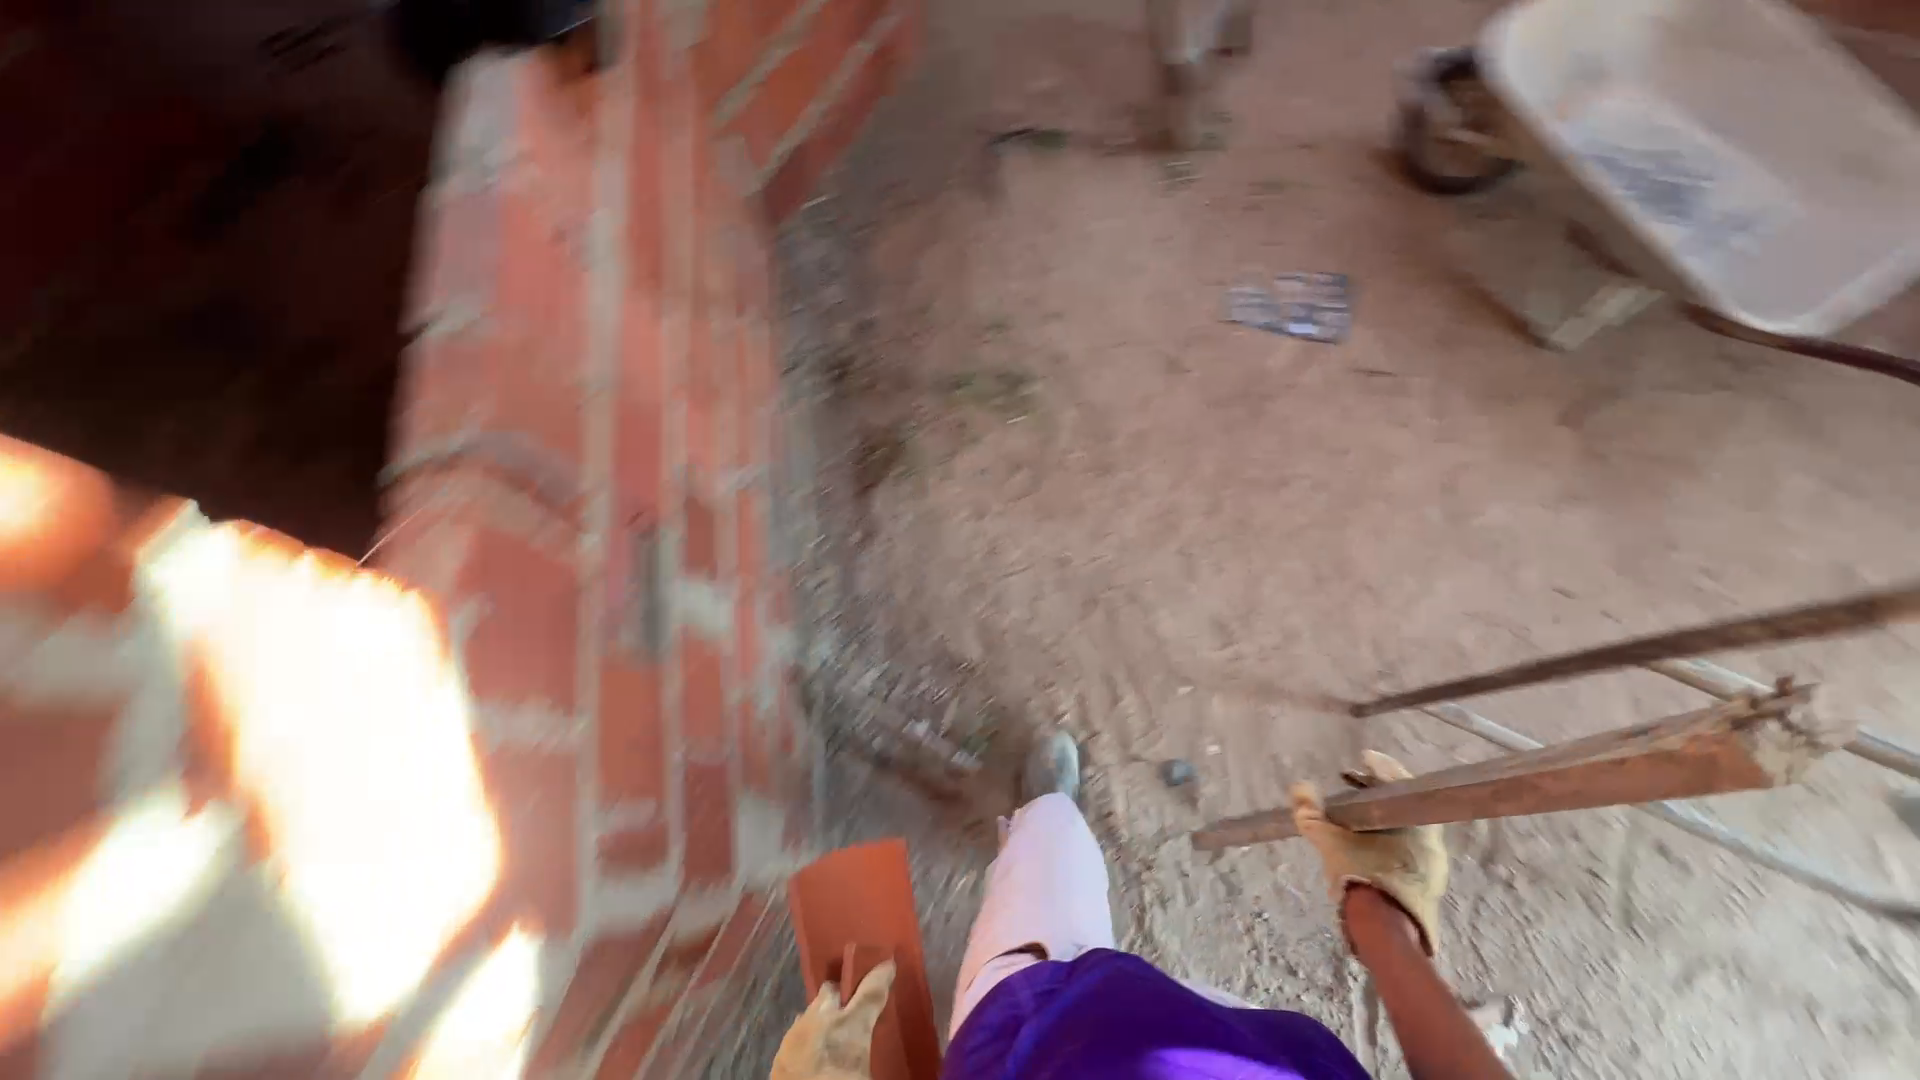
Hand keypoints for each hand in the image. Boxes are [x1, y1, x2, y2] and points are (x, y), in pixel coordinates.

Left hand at [770, 961, 895, 1079]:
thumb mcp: (866, 1073)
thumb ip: (876, 1054)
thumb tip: (888, 1054)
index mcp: (850, 1027)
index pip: (872, 990)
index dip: (881, 975)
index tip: (889, 964)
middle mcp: (822, 1020)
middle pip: (832, 990)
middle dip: (843, 994)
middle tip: (856, 1009)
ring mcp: (797, 1033)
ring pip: (813, 1009)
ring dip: (824, 1015)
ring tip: (836, 1033)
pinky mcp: (780, 1051)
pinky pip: (799, 1030)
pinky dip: (810, 1034)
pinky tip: (817, 1051)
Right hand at [1291, 751, 1447, 955]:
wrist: (1384, 929)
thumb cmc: (1361, 876)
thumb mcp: (1328, 840)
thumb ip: (1311, 813)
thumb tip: (1299, 787)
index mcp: (1417, 823)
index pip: (1403, 783)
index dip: (1382, 768)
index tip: (1364, 758)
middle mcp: (1431, 840)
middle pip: (1404, 804)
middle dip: (1377, 792)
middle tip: (1351, 784)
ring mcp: (1433, 865)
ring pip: (1406, 826)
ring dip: (1381, 815)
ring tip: (1352, 813)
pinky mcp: (1427, 885)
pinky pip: (1408, 847)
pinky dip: (1387, 836)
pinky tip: (1365, 842)